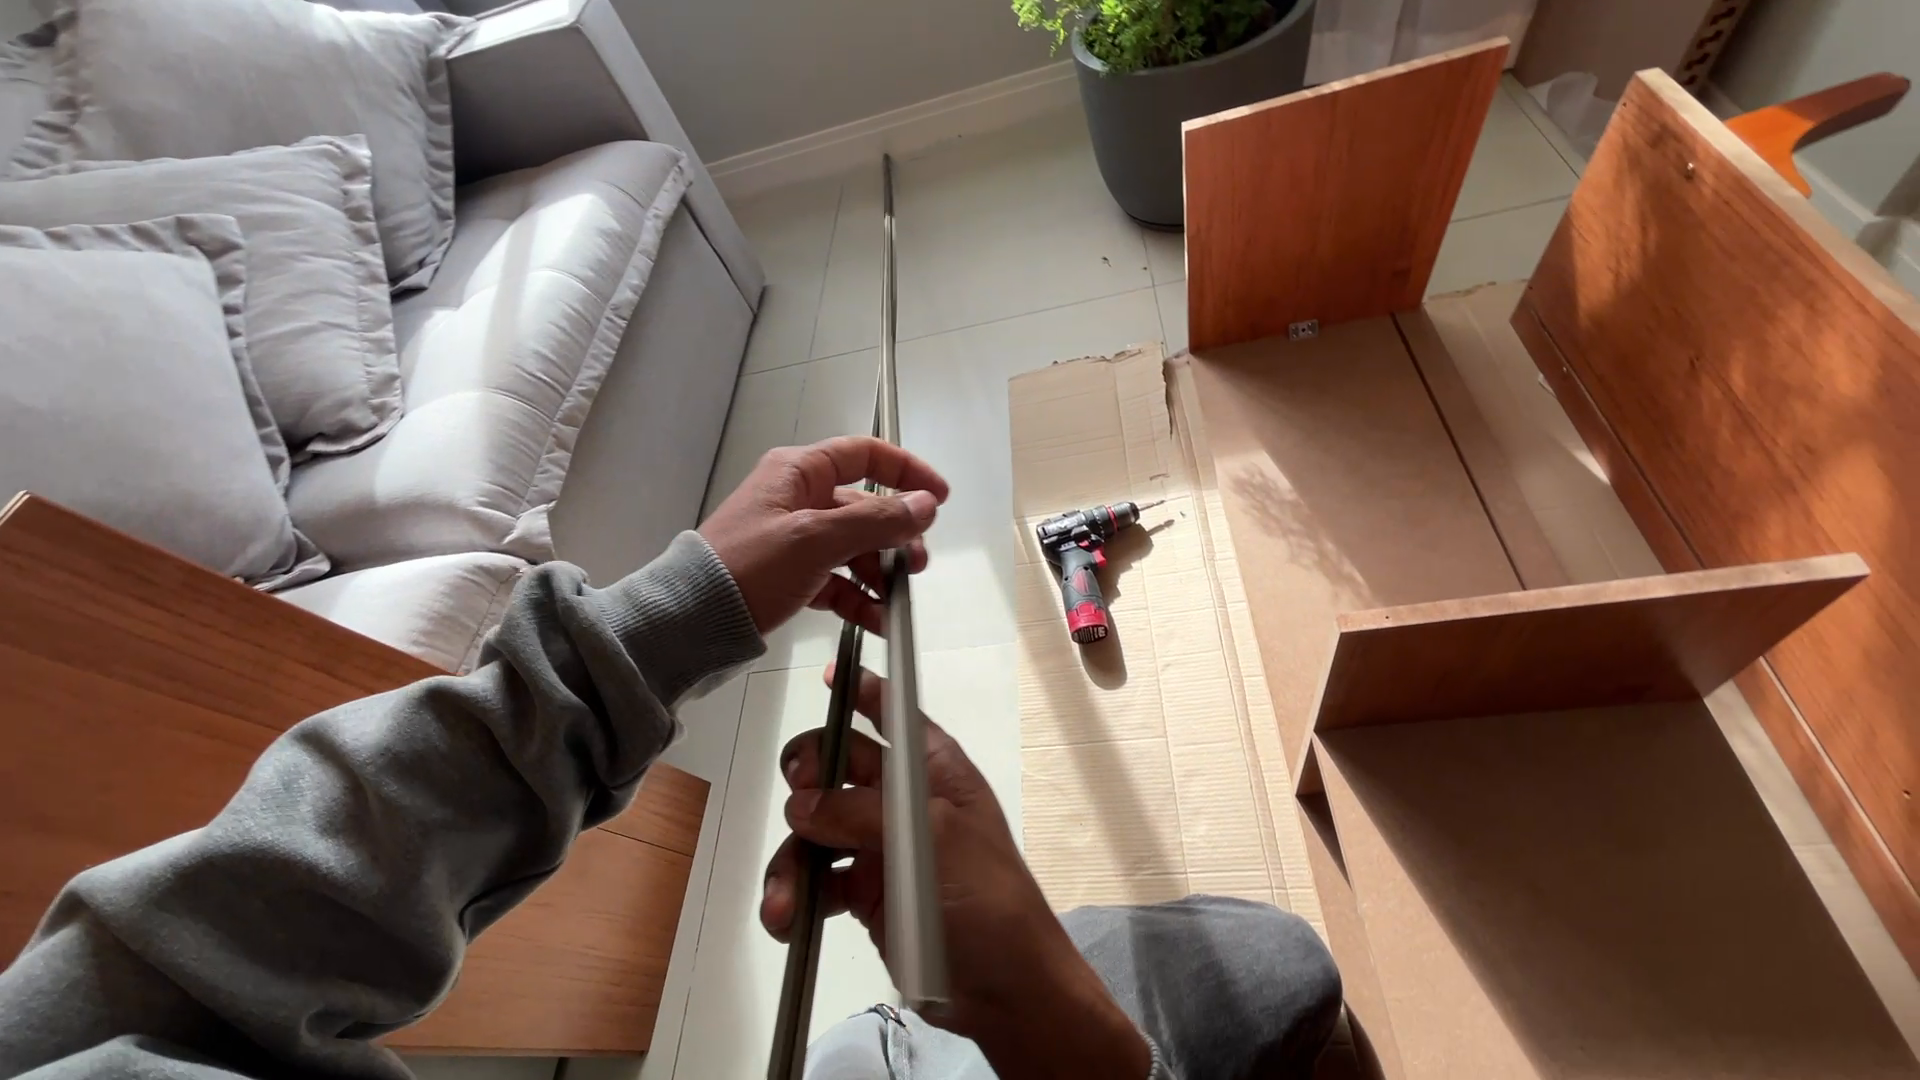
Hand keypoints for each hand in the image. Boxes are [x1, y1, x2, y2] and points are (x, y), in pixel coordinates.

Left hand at [698, 436, 948, 634]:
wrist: (689, 623)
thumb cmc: (750, 567)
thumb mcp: (816, 540)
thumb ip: (876, 521)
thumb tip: (927, 505)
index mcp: (798, 472)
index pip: (864, 454)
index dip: (907, 471)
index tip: (940, 499)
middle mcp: (798, 498)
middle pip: (865, 507)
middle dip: (897, 536)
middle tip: (917, 566)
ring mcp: (794, 539)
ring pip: (854, 547)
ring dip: (881, 572)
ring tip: (897, 602)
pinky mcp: (790, 575)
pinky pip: (837, 579)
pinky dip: (859, 597)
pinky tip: (877, 620)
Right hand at [760, 667, 1150, 1078]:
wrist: (1006, 988)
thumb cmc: (985, 896)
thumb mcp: (932, 839)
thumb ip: (863, 813)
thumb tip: (800, 803)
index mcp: (934, 770)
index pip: (896, 716)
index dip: (866, 692)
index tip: (831, 675)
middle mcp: (902, 800)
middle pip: (840, 766)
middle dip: (810, 774)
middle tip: (797, 792)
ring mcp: (881, 846)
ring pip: (818, 827)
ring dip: (793, 856)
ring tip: (784, 899)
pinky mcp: (864, 891)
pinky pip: (817, 880)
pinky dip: (796, 896)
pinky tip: (785, 919)